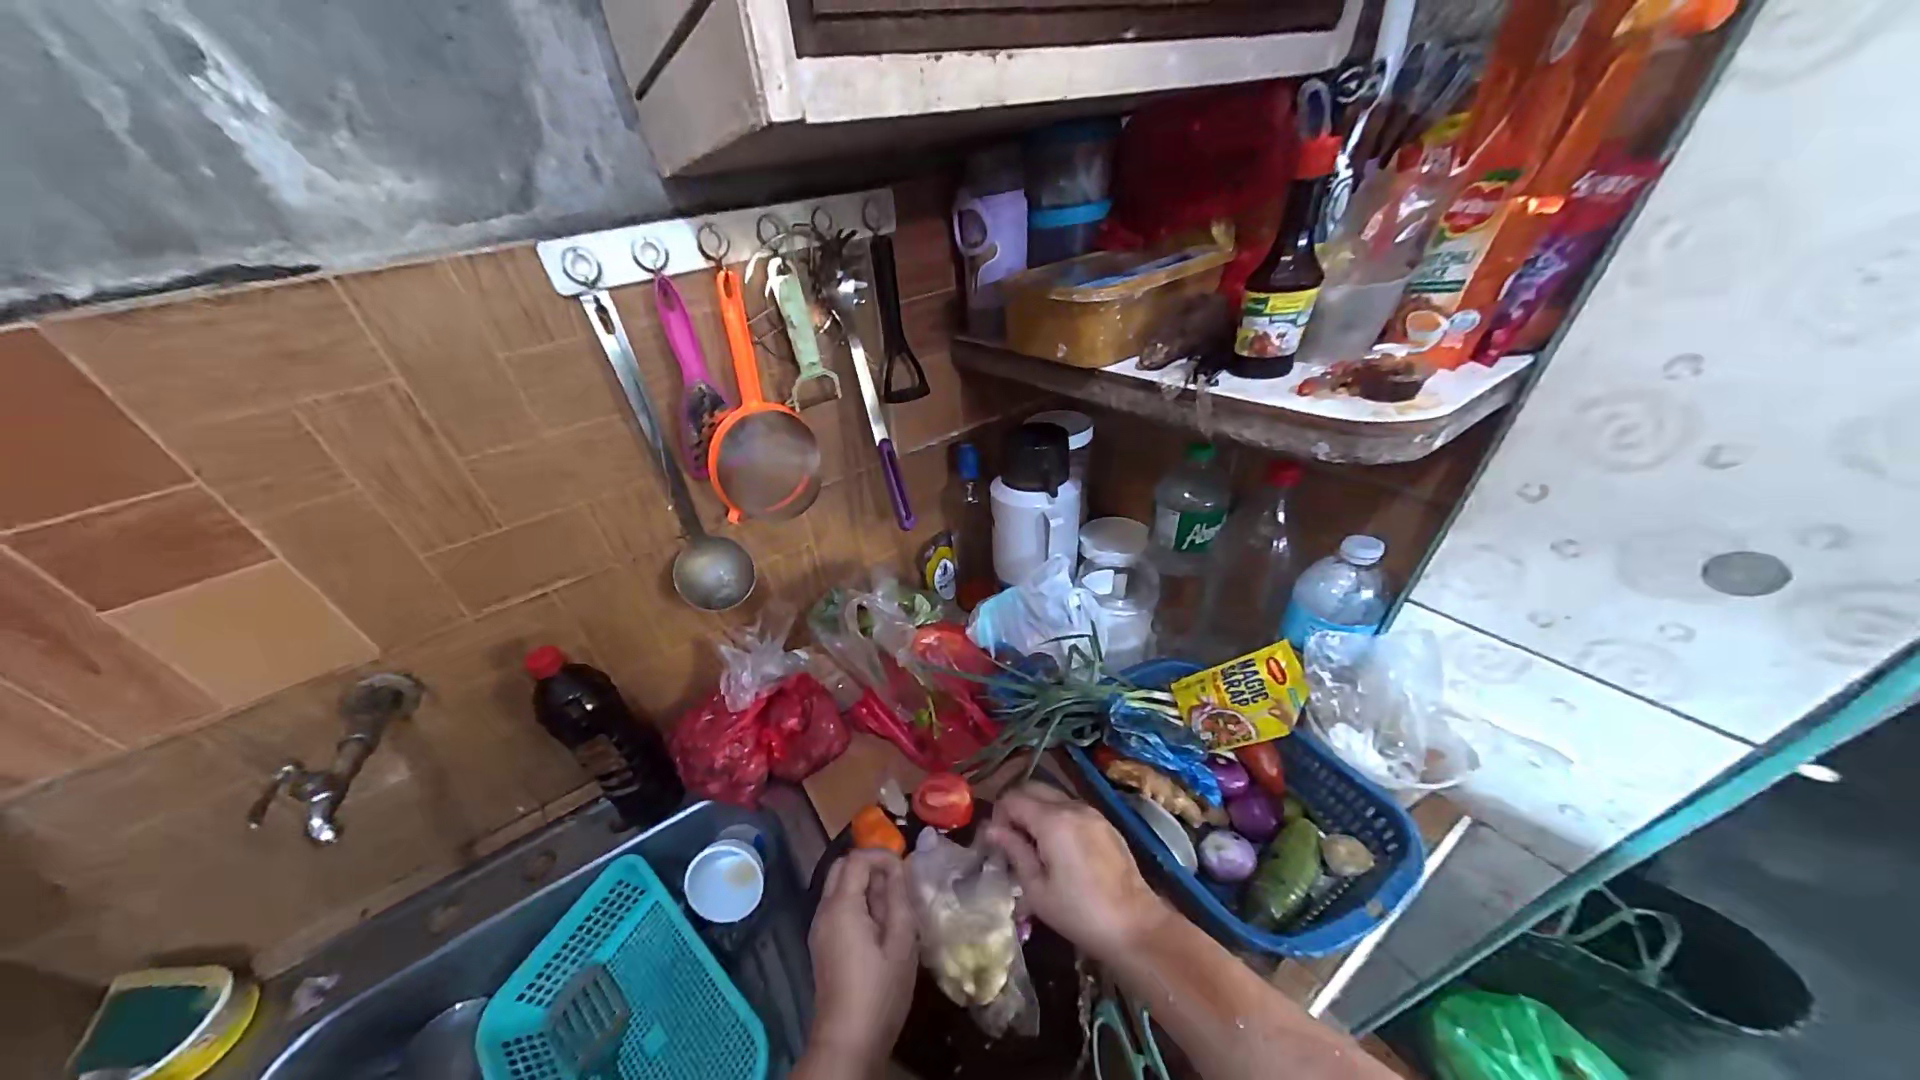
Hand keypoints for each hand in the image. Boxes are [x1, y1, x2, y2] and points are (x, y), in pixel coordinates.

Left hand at [807, 849, 917, 1066]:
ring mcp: (819, 928)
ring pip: (838, 886)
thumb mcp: (902, 941)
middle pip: (842, 867)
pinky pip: (838, 906)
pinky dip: (858, 902)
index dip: (882, 855)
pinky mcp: (822, 943)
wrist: (847, 1041)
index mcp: (841, 906)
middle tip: (898, 883)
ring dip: (865, 884)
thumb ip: (899, 898)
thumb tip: (898, 869)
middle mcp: (823, 911)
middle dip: (870, 865)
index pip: (857, 859)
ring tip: (893, 906)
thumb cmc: (880, 990)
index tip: (905, 869)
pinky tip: (879, 926)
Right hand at [983, 784, 1170, 961]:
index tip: (998, 842)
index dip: (999, 815)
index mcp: (1052, 820)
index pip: (1013, 798)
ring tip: (1035, 847)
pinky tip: (1060, 849)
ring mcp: (1092, 812)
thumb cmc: (1079, 912)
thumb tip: (992, 830)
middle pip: (1033, 788)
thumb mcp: (1037, 889)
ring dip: (1037, 811)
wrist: (1135, 925)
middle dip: (1016, 807)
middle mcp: (1072, 806)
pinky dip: (1057, 817)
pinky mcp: (1105, 823)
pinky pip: (1072, 808)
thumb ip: (1014, 851)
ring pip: (1053, 796)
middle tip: (1013, 841)